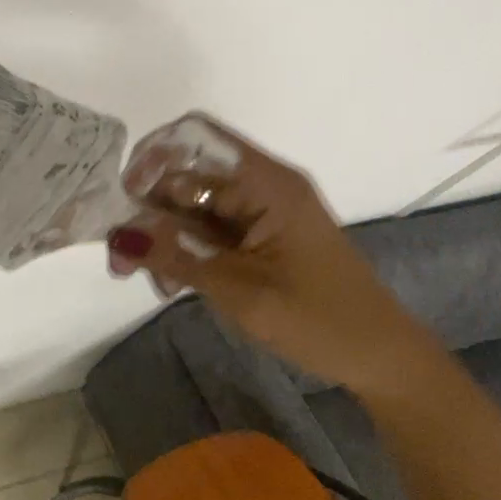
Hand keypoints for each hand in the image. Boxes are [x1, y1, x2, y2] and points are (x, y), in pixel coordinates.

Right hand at [108, 113, 438, 393]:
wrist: (384, 362)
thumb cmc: (320, 321)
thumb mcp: (238, 290)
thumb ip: (174, 257)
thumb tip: (116, 235)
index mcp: (266, 184)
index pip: (194, 138)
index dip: (152, 157)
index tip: (126, 197)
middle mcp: (260, 186)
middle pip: (183, 174)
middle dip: (145, 210)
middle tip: (119, 258)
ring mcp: (258, 210)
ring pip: (187, 205)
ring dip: (158, 236)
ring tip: (137, 278)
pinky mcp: (256, 235)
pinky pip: (203, 228)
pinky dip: (179, 250)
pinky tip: (166, 284)